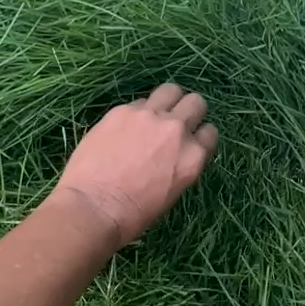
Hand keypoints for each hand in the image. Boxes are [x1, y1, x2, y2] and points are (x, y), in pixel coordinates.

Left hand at [49, 83, 218, 247]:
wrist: (94, 208)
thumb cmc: (134, 214)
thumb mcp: (172, 192)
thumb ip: (181, 163)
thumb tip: (174, 151)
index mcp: (193, 156)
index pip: (210, 132)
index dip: (199, 136)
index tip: (188, 142)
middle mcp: (176, 130)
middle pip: (196, 103)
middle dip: (188, 112)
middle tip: (174, 124)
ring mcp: (149, 116)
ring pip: (171, 91)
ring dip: (167, 102)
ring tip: (154, 115)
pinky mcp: (123, 110)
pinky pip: (139, 102)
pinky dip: (137, 112)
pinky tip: (125, 128)